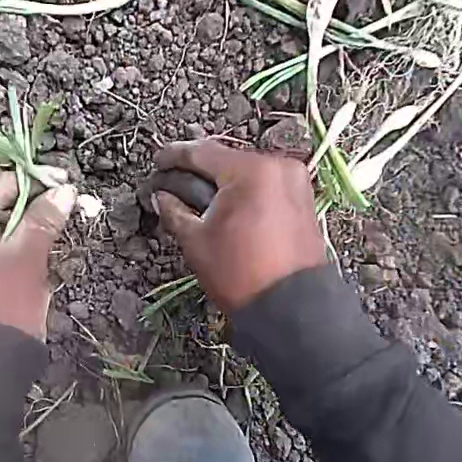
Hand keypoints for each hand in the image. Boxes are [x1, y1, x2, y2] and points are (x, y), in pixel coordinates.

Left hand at [0, 172, 76, 338]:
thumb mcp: (25, 258)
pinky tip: (30, 263)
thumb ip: (43, 219)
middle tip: (63, 214)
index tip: (65, 185)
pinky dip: (6, 254)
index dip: (34, 185)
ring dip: (20, 236)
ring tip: (49, 244)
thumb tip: (65, 190)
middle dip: (28, 214)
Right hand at [151, 139, 327, 311]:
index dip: (174, 156)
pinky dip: (244, 193)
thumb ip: (174, 211)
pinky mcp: (303, 200)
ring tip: (197, 199)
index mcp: (252, 171)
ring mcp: (295, 182)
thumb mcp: (196, 241)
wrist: (291, 308)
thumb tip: (161, 197)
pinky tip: (225, 208)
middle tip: (173, 183)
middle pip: (227, 160)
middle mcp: (278, 167)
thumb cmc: (243, 276)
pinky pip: (265, 186)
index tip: (158, 162)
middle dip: (199, 172)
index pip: (203, 152)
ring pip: (247, 173)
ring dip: (222, 184)